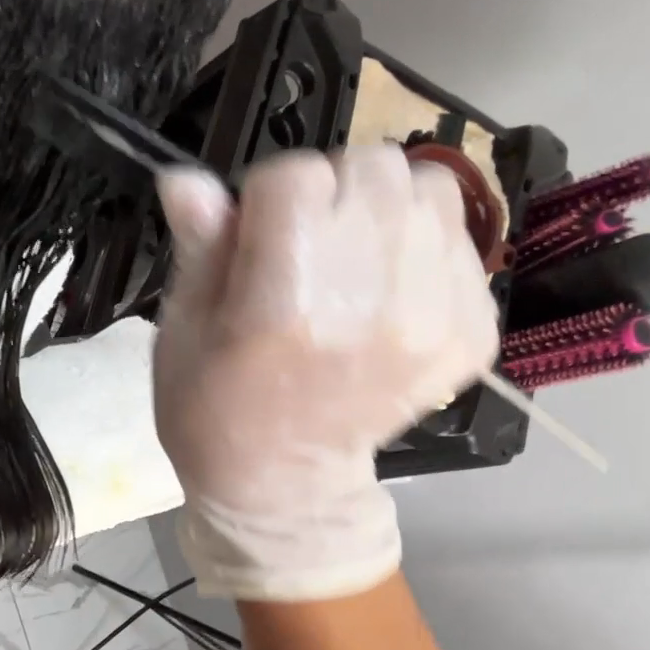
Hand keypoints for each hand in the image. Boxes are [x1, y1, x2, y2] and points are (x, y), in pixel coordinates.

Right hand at [152, 147, 499, 600]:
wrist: (279, 482)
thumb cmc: (207, 407)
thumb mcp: (179, 331)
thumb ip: (198, 248)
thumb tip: (185, 179)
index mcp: (280, 306)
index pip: (294, 177)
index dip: (262, 196)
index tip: (247, 232)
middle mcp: (368, 301)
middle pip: (369, 168)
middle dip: (324, 193)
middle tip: (297, 244)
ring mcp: (432, 316)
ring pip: (427, 189)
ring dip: (378, 209)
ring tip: (345, 258)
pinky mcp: (471, 330)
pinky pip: (459, 239)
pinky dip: (416, 248)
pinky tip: (379, 291)